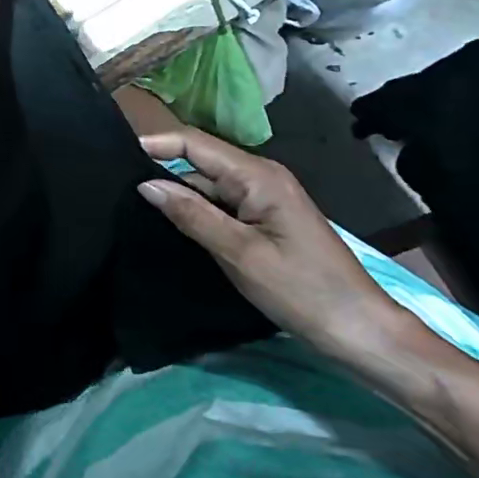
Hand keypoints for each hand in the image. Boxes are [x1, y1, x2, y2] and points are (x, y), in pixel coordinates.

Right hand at [137, 125, 410, 361]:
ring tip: (133, 202)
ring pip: (206, 183)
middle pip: (198, 160)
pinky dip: (195, 210)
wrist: (364, 334)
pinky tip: (171, 222)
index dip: (154, 143)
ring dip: (176, 191)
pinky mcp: (264, 218)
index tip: (115, 154)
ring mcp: (263, 198)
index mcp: (258, 176)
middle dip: (161, 167)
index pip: (194, 143)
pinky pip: (220, 203)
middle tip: (118, 183)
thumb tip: (145, 184)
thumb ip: (191, 215)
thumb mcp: (240, 254)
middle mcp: (260, 176)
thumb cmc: (303, 291)